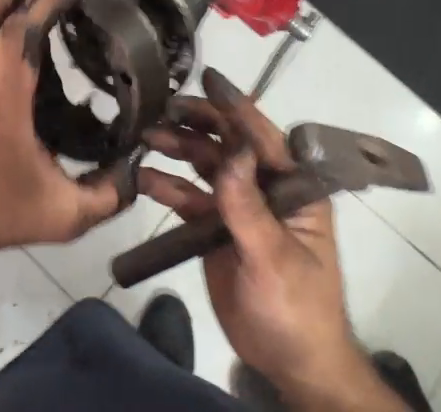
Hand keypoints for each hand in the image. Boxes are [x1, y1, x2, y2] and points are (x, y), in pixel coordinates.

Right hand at [140, 69, 386, 407]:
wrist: (291, 363)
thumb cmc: (297, 308)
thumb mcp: (275, 257)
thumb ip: (249, 206)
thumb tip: (231, 150)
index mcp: (295, 188)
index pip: (263, 138)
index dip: (235, 107)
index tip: (208, 78)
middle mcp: (267, 189)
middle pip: (230, 145)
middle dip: (198, 125)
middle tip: (162, 111)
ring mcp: (240, 209)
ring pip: (206, 167)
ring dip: (179, 150)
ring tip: (145, 137)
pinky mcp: (217, 230)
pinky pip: (190, 199)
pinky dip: (168, 187)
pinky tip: (143, 179)